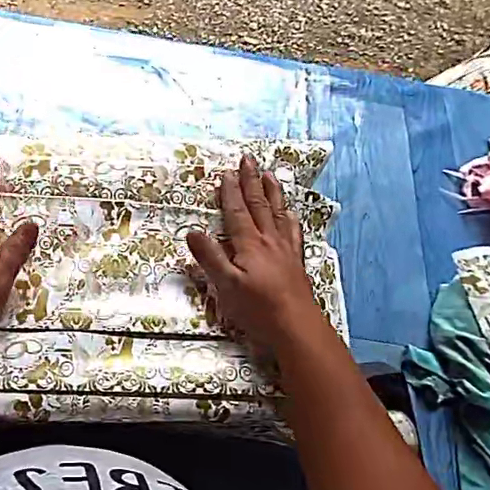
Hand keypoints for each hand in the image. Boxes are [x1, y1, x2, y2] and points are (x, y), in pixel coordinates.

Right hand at [185, 153, 329, 353]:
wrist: (297, 329)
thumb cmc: (258, 309)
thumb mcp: (226, 285)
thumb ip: (209, 257)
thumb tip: (192, 231)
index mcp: (250, 245)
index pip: (237, 212)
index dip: (230, 192)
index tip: (226, 173)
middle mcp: (269, 242)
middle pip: (258, 205)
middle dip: (251, 182)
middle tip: (248, 160)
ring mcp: (285, 251)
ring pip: (277, 214)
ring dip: (272, 193)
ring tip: (269, 175)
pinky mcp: (295, 263)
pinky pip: (292, 232)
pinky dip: (288, 218)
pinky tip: (289, 214)